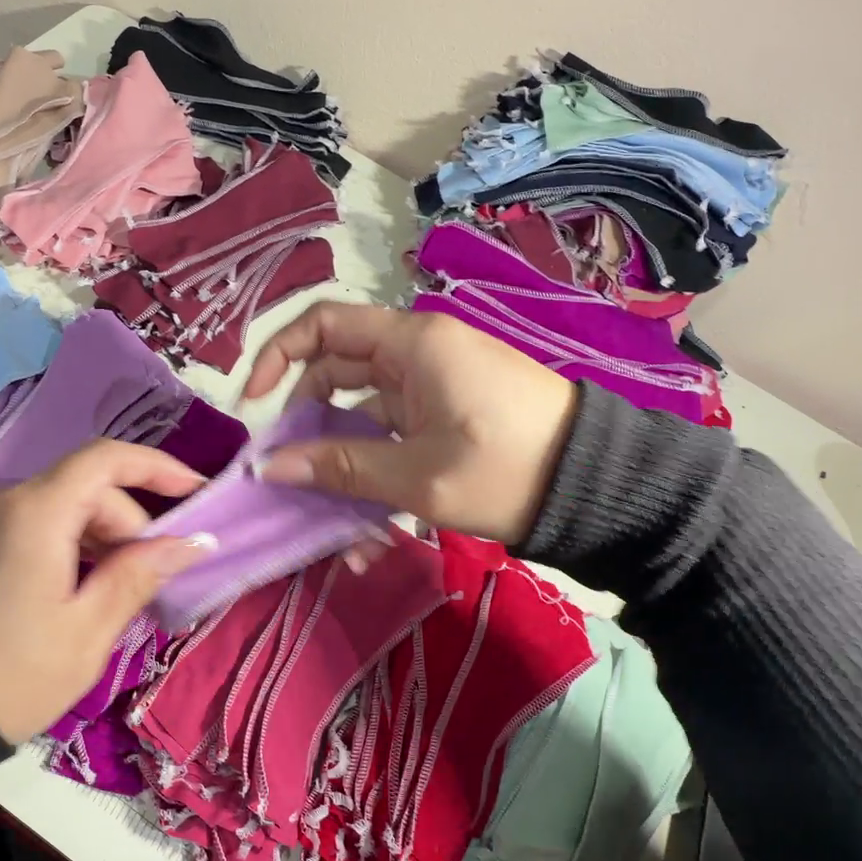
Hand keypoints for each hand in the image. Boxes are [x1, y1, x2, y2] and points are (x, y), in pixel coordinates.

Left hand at [0, 440, 214, 743]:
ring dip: (92, 536)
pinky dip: (56, 544)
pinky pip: (21, 525)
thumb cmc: (8, 677)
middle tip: (149, 577)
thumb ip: (139, 576)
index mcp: (34, 513)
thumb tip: (193, 542)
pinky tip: (64, 591)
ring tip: (108, 593)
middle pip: (81, 488)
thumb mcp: (85, 634)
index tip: (195, 493)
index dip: (157, 468)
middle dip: (126, 523)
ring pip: (52, 507)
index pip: (106, 459)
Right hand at [242, 303, 578, 544]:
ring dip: (340, 465)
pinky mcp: (444, 419)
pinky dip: (372, 474)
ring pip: (359, 415)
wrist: (606, 492)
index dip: (278, 356)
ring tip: (332, 527)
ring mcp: (431, 388)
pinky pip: (389, 437)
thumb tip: (269, 467)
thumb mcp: (417, 477)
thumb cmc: (508, 470)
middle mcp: (416, 356)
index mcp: (412, 346)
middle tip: (287, 471)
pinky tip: (368, 535)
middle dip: (304, 425)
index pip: (323, 325)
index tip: (255, 404)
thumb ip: (338, 468)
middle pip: (333, 374)